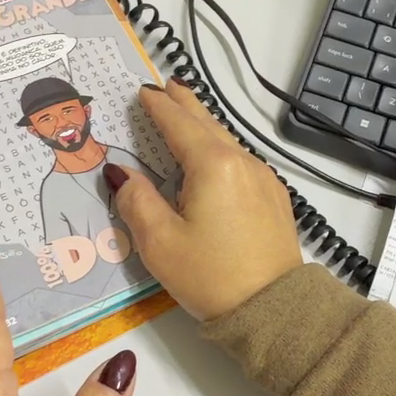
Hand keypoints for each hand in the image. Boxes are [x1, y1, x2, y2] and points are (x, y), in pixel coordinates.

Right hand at [105, 83, 302, 319]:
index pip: (179, 124)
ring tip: (187, 117)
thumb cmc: (212, 276)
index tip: (143, 91)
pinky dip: (222, 149)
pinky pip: (242, 161)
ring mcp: (264, 179)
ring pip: (228, 142)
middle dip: (185, 105)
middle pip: (208, 124)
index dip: (158, 106)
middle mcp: (243, 163)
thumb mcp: (160, 242)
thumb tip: (121, 174)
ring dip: (204, 127)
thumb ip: (136, 201)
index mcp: (213, 166)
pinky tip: (215, 158)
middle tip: (167, 87)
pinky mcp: (275, 198)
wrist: (273, 308)